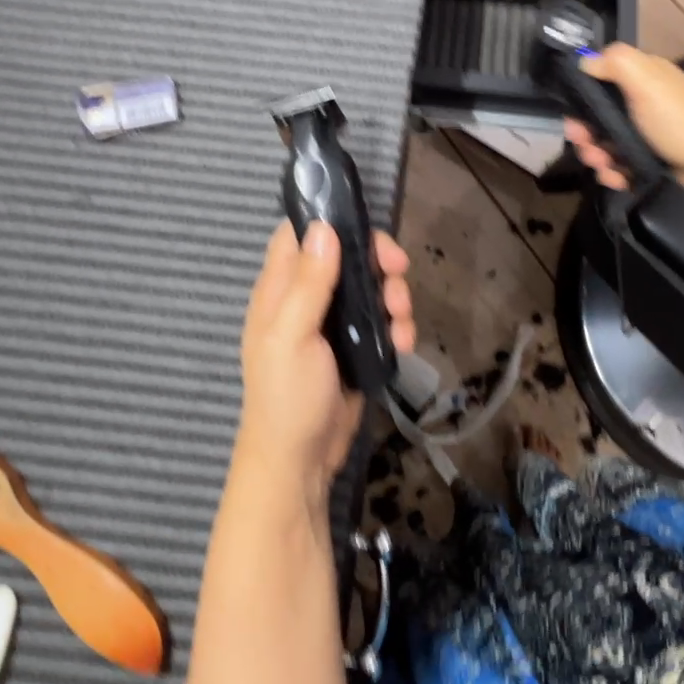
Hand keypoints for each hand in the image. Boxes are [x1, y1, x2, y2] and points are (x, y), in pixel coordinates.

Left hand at [237, 220, 415, 489]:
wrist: (300, 462)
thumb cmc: (287, 396)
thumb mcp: (292, 336)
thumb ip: (308, 282)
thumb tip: (323, 227)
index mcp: (279, 290)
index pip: (300, 235)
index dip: (331, 222)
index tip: (365, 230)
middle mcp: (305, 300)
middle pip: (346, 258)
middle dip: (377, 263)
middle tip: (400, 273)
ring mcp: (331, 325)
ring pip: (369, 289)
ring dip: (393, 296)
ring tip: (403, 320)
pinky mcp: (354, 348)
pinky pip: (381, 322)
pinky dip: (397, 326)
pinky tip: (404, 343)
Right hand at [564, 43, 683, 197]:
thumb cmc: (679, 120)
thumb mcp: (648, 82)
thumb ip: (616, 63)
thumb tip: (586, 61)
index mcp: (643, 76)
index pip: (601, 77)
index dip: (582, 96)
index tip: (573, 115)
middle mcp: (642, 100)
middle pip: (599, 114)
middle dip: (586, 133)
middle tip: (585, 147)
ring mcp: (646, 130)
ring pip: (607, 141)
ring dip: (597, 156)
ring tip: (603, 167)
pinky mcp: (649, 155)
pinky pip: (621, 161)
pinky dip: (614, 171)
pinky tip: (617, 179)